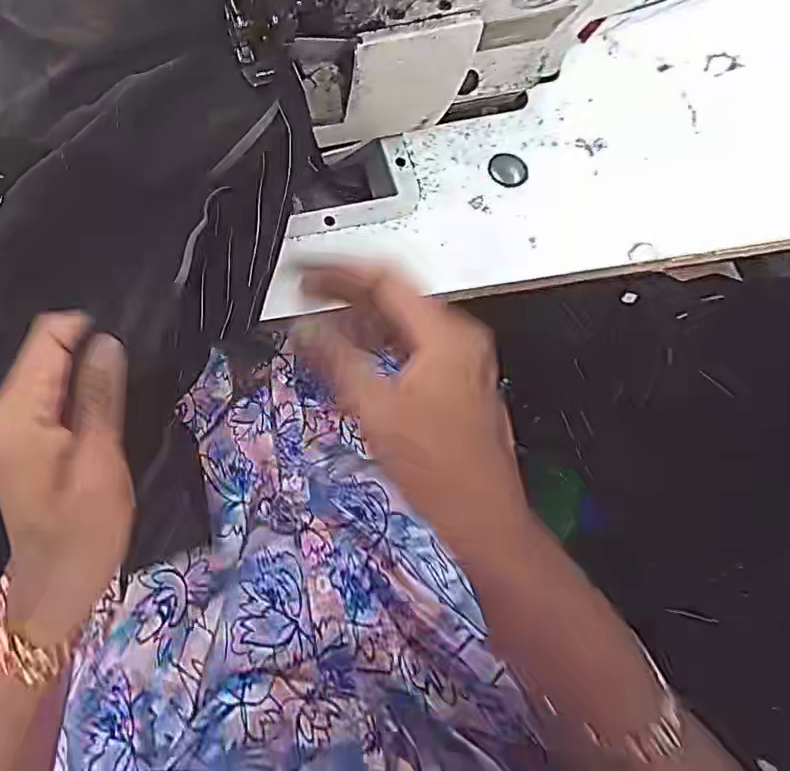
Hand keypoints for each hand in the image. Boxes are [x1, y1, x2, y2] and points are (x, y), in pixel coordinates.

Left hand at [0, 313, 133, 646]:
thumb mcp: (100, 462)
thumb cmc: (82, 534)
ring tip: (128, 375)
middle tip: (136, 359)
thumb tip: (107, 339)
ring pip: (52, 365)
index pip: (48, 335)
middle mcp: (5, 409)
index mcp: (18, 413)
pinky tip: (108, 397)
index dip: (90, 325)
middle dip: (90, 342)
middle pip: (47, 346)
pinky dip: (81, 384)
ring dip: (88, 363)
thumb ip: (100, 395)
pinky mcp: (26, 435)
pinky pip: (53, 389)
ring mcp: (13, 423)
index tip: (131, 336)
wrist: (56, 591)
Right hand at [295, 263, 530, 551]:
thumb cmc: (442, 471)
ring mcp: (461, 357)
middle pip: (393, 294)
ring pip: (400, 319)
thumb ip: (336, 361)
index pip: (384, 280)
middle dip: (345, 290)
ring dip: (359, 315)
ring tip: (321, 316)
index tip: (305, 271)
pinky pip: (409, 341)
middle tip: (306, 290)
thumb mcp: (376, 410)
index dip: (338, 271)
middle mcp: (458, 339)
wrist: (484, 518)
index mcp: (445, 335)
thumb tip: (306, 332)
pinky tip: (352, 348)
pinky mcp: (456, 377)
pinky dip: (377, 338)